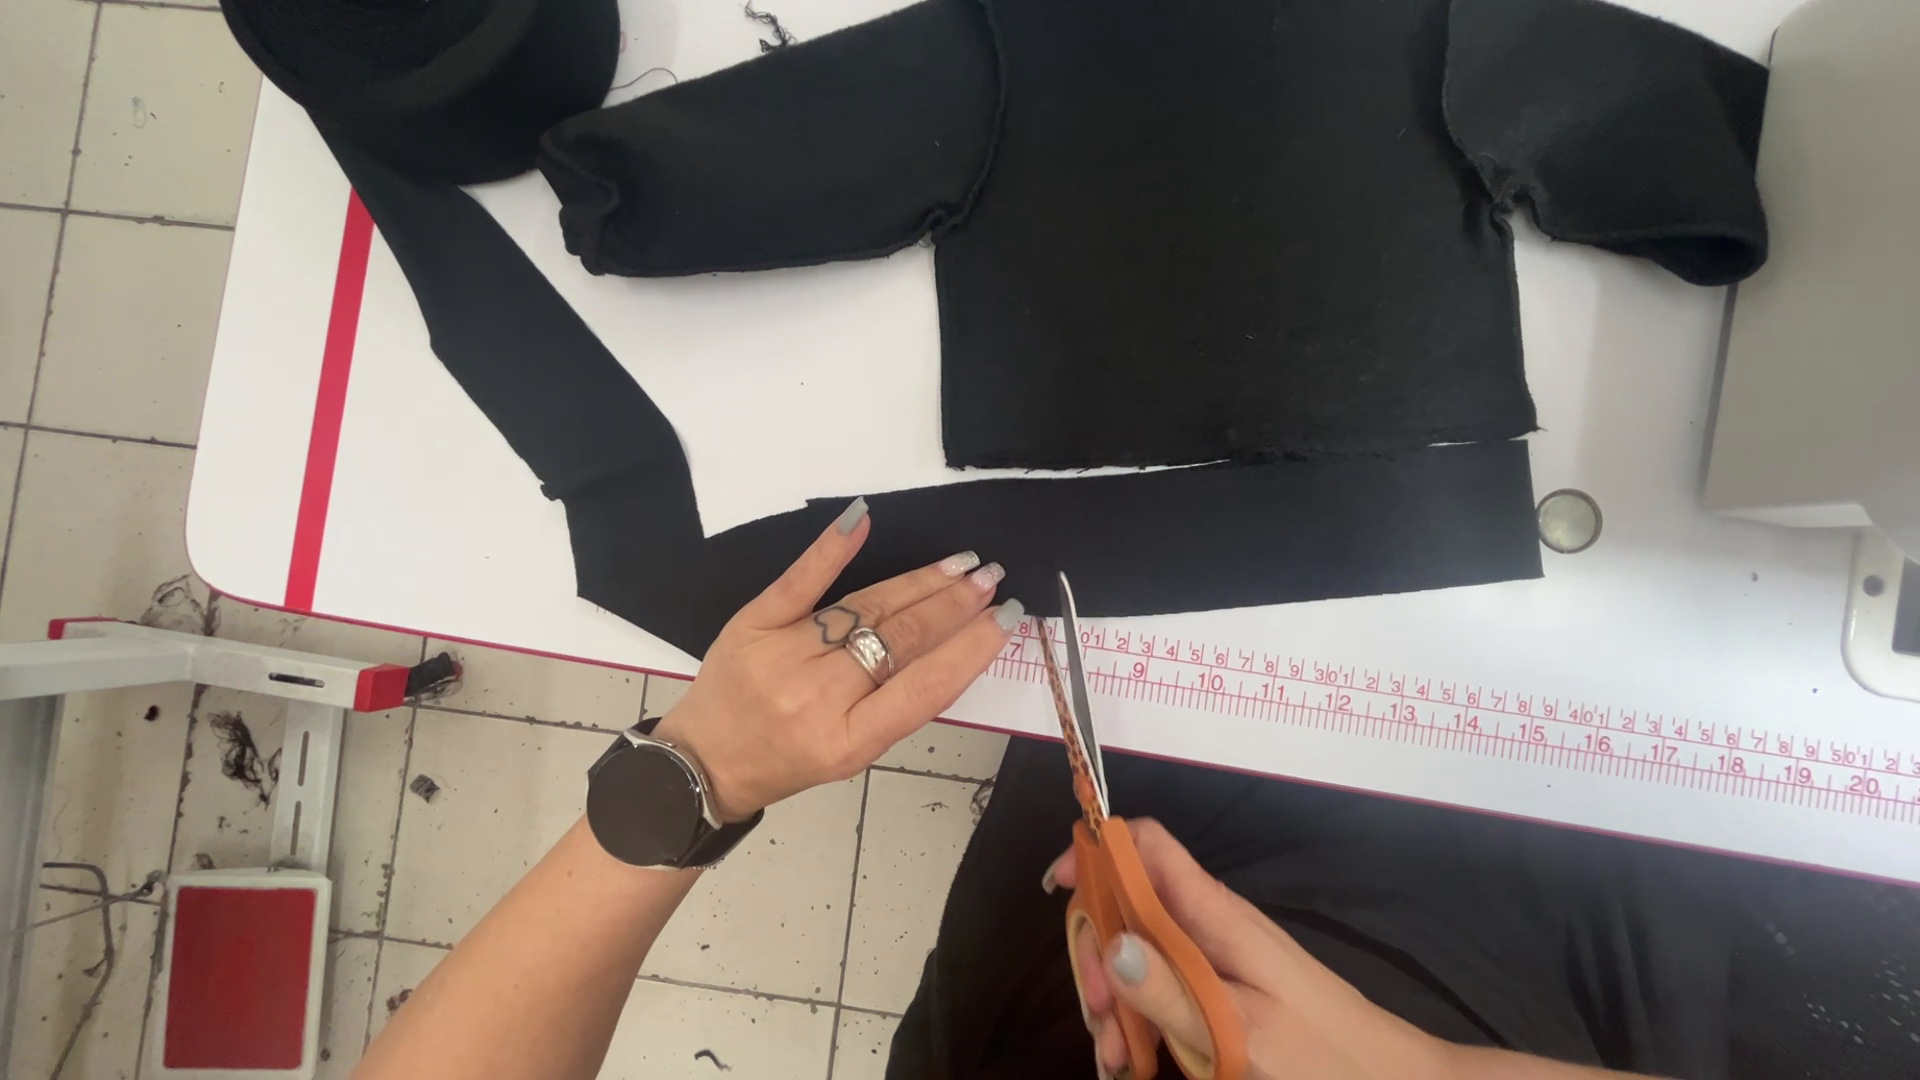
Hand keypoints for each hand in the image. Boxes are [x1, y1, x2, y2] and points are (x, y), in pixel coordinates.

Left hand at [653, 498, 1020, 820]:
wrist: (705, 760)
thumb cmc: (790, 762)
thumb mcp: (853, 753)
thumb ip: (898, 705)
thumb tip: (953, 646)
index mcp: (850, 741)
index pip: (925, 686)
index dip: (971, 648)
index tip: (1007, 618)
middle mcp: (818, 699)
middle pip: (900, 638)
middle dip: (953, 605)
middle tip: (990, 578)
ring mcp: (783, 656)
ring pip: (865, 607)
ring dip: (919, 582)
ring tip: (960, 565)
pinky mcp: (753, 624)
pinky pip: (799, 581)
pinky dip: (832, 549)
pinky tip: (863, 520)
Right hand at [1052, 819, 1449, 1079]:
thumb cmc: (1322, 1055)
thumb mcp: (1241, 1032)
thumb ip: (1171, 991)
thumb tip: (1108, 946)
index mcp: (1210, 910)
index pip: (1145, 843)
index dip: (1098, 848)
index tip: (1062, 888)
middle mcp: (1201, 920)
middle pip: (1125, 902)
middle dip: (1096, 949)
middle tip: (1099, 1012)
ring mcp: (1204, 954)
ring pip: (1133, 949)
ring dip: (1112, 995)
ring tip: (1114, 1056)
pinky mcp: (1210, 986)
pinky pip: (1156, 983)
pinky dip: (1135, 1016)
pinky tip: (1130, 1061)